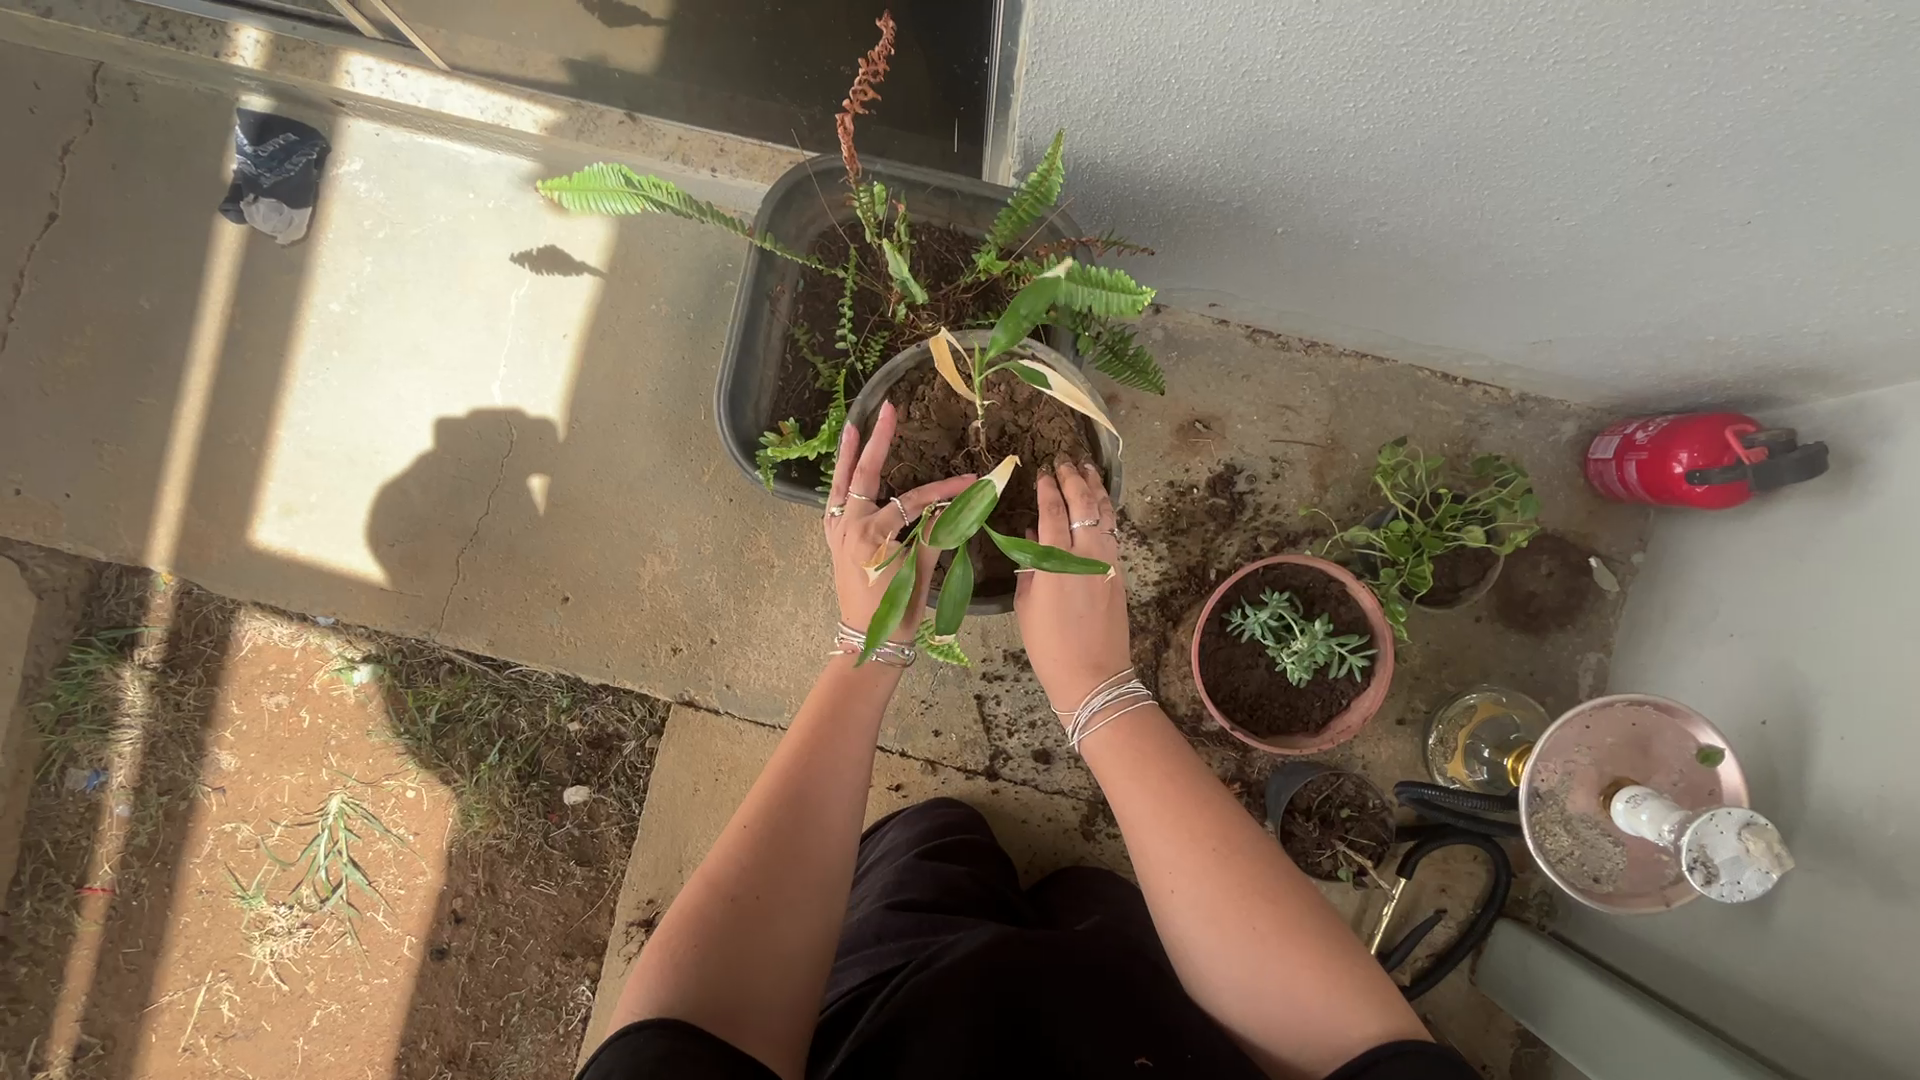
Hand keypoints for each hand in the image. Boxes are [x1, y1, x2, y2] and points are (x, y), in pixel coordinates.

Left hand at [823, 401, 976, 641]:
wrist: (868, 640)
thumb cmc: (896, 609)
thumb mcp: (920, 571)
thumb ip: (933, 533)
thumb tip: (950, 505)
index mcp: (871, 534)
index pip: (913, 501)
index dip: (943, 490)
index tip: (970, 481)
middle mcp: (848, 527)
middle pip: (865, 475)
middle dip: (878, 441)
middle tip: (889, 410)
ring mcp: (836, 533)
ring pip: (841, 485)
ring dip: (847, 456)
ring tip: (852, 426)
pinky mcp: (833, 541)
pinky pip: (835, 504)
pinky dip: (840, 484)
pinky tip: (843, 471)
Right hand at [1015, 458, 1130, 712]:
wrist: (1093, 675)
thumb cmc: (1049, 645)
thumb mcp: (1026, 604)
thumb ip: (1030, 566)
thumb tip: (1033, 537)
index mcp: (1057, 561)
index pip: (1053, 512)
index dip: (1048, 489)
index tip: (1043, 472)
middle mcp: (1086, 553)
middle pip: (1083, 505)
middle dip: (1074, 480)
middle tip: (1065, 462)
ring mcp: (1108, 561)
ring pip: (1105, 514)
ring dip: (1096, 490)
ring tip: (1088, 470)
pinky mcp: (1119, 572)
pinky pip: (1113, 532)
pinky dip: (1106, 513)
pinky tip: (1100, 504)